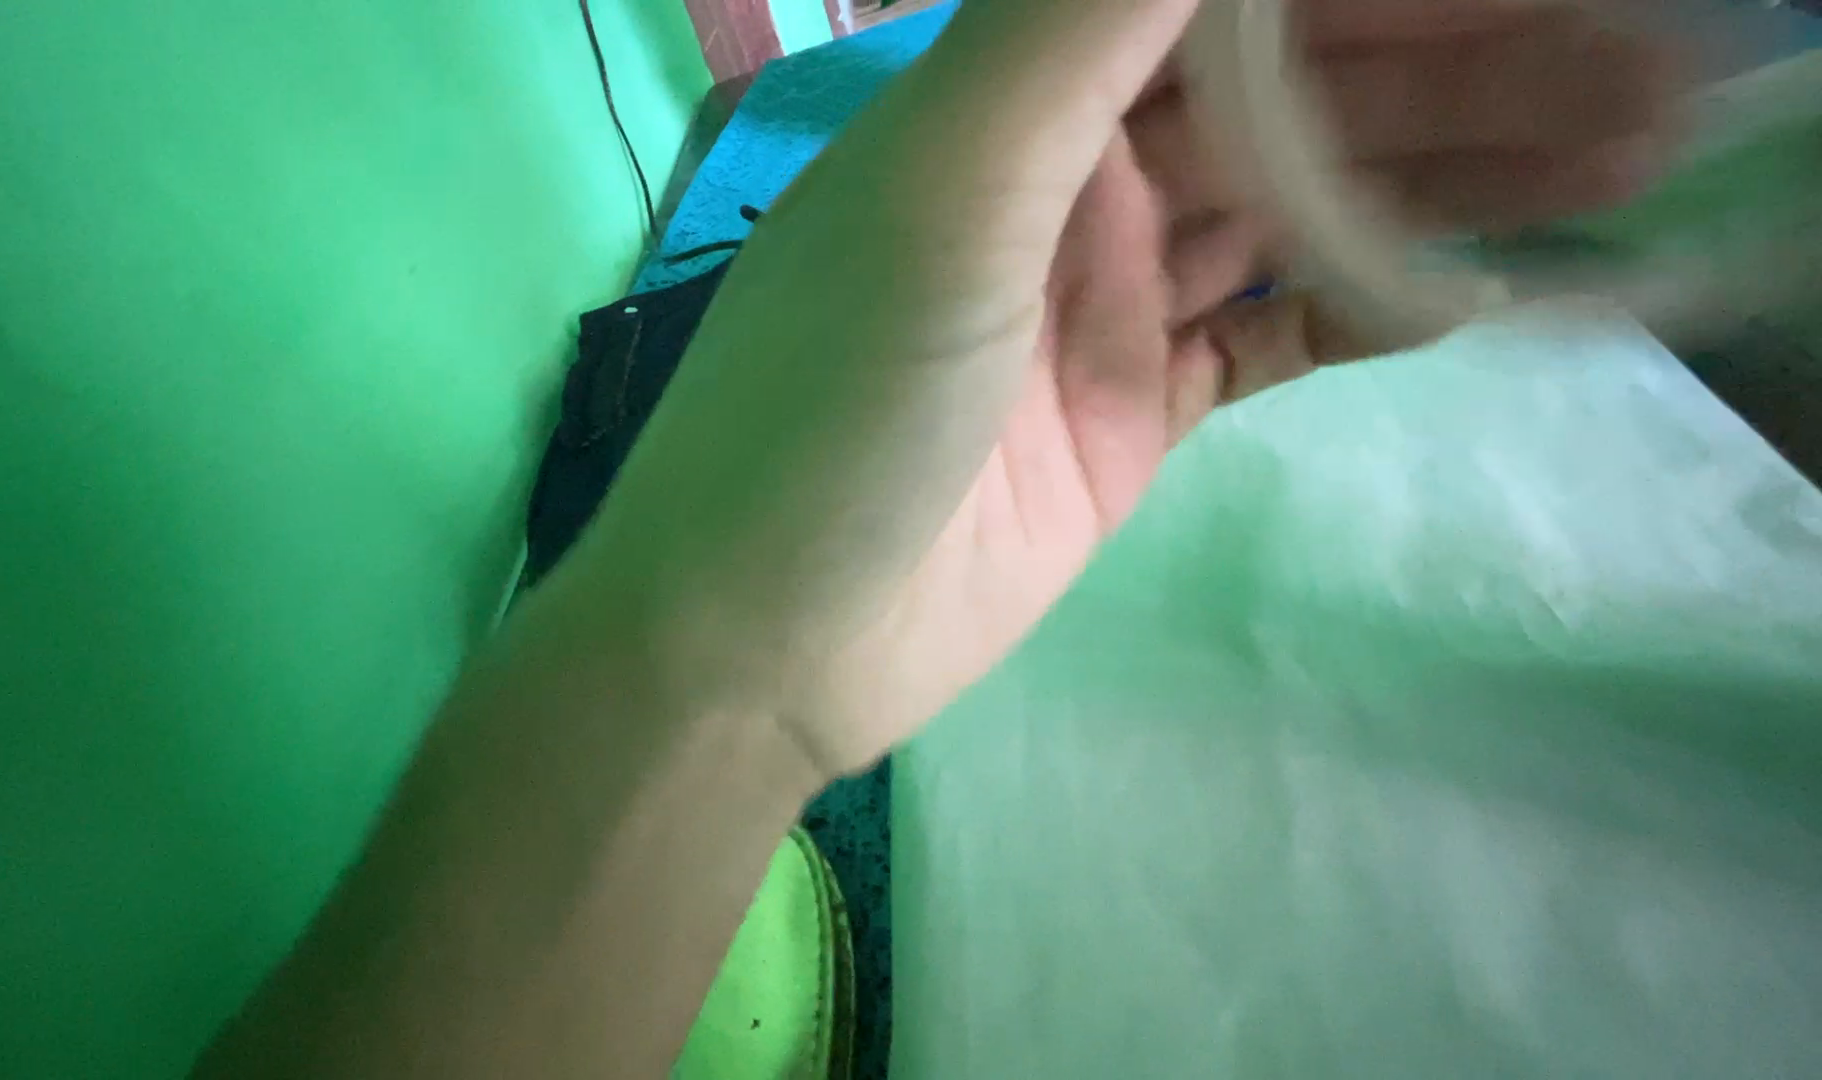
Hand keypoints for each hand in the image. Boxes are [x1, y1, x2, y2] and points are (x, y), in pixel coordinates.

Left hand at [565, 0, 1676, 781]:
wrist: (778, 633)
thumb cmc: (824, 416)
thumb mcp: (939, 189)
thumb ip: (1071, 25)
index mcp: (1000, 116)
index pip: (1209, 9)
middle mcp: (1052, 202)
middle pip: (1273, 107)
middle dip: (1448, 79)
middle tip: (1650, 81)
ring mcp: (1091, 321)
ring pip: (1288, 223)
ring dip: (1438, 190)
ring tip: (1625, 161)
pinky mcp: (1119, 428)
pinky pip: (1265, 347)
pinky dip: (1363, 313)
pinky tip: (1481, 291)